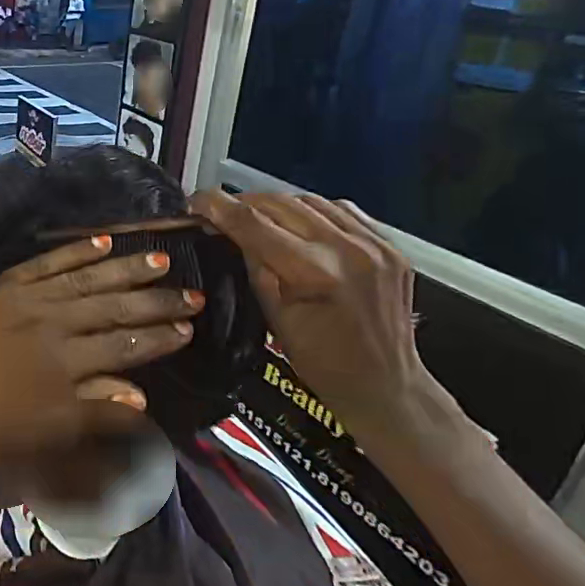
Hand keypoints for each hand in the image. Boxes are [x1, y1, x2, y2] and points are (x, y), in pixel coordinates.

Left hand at [0, 236, 201, 464]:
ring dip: (125, 269)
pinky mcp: (2, 285)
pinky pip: (47, 263)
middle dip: (155, 301)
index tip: (188, 327)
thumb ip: (90, 413)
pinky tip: (101, 241)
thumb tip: (139, 395)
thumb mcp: (36, 434)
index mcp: (64, 367)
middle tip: (190, 292)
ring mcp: (27, 299)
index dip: (158, 337)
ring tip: (159, 259)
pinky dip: (76, 252)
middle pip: (113, 309)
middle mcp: (53, 326)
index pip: (124, 348)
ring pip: (87, 280)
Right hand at [191, 190, 443, 430]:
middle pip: (279, 203)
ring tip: (256, 218)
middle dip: (242, 202)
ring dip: (275, 205)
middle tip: (219, 212)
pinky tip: (298, 224)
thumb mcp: (274, 316)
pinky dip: (310, 211)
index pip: (253, 223)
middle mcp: (348, 249)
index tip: (195, 202)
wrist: (387, 384)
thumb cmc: (323, 362)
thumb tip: (228, 232)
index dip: (217, 207)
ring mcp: (375, 244)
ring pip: (308, 200)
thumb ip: (254, 266)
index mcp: (316, 272)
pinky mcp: (389, 245)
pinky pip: (340, 210)